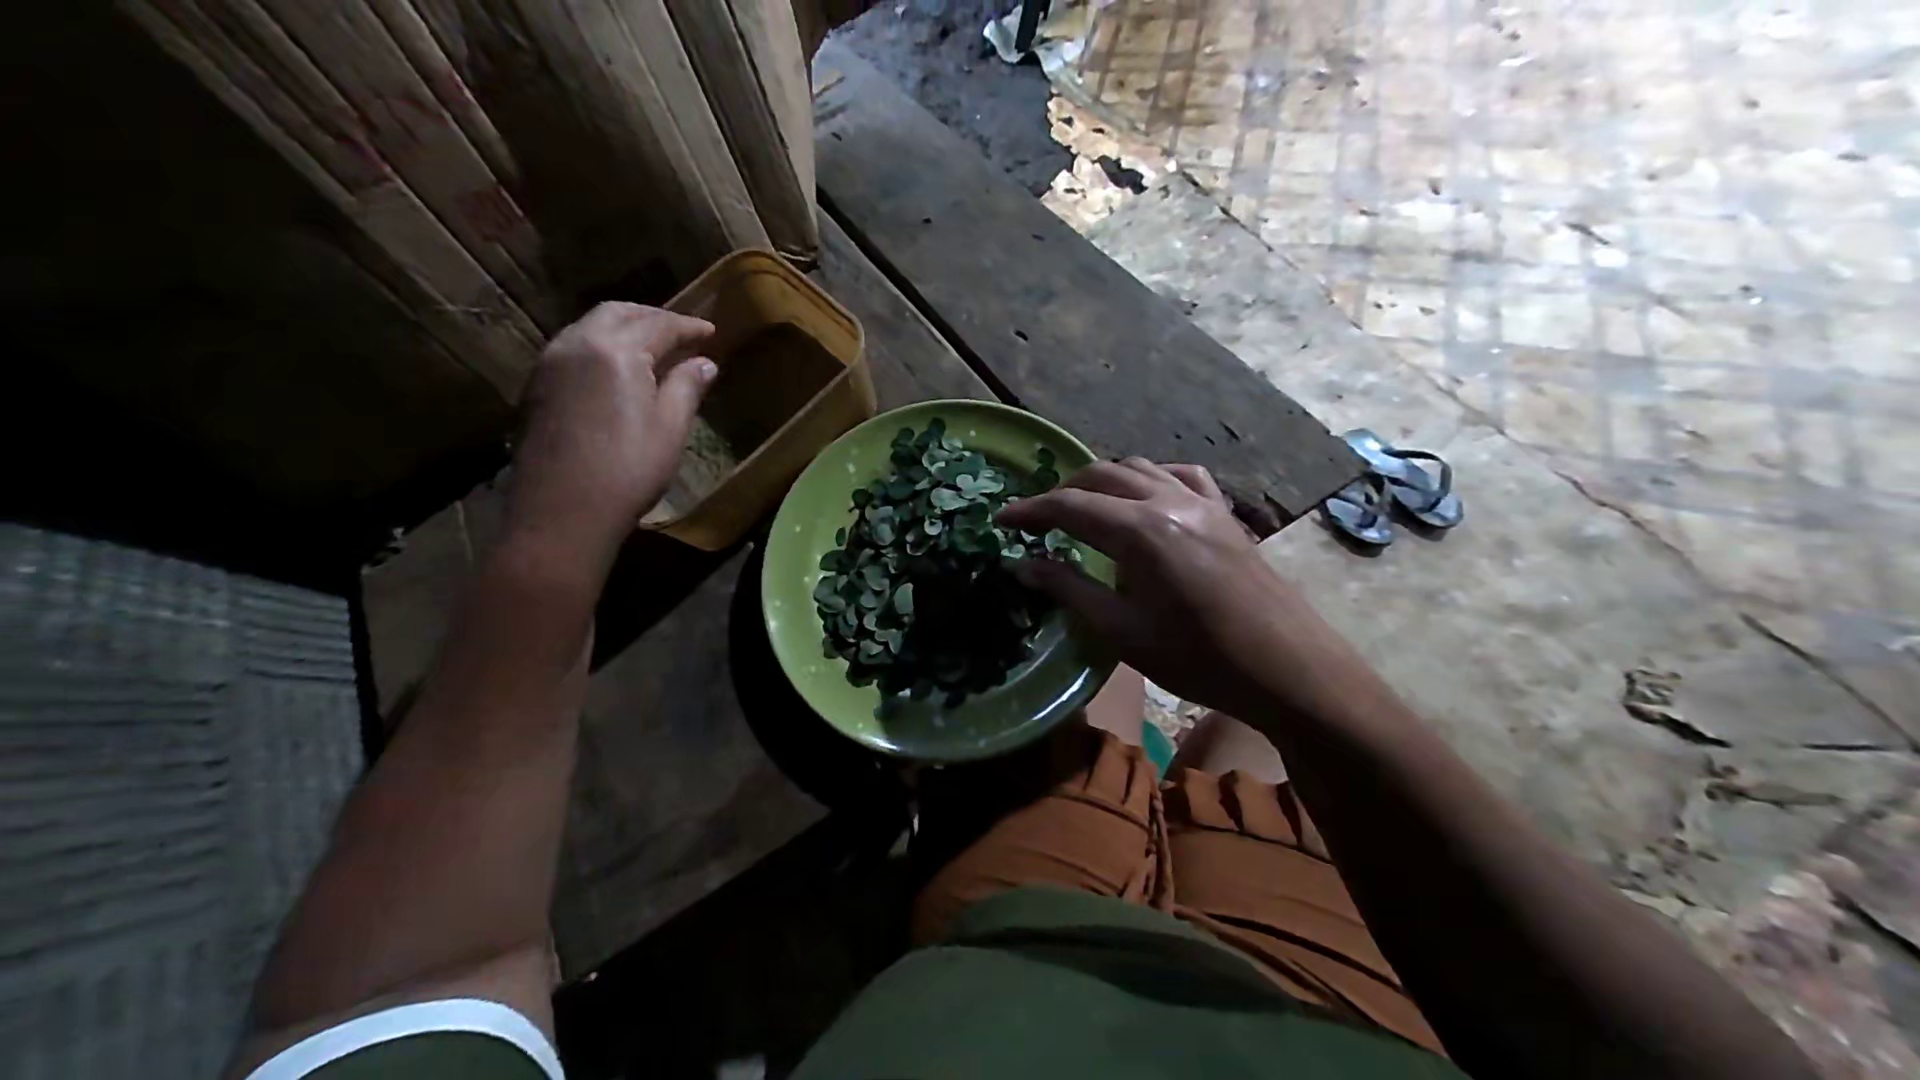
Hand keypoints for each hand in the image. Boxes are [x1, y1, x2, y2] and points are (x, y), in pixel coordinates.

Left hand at [505, 303, 717, 572]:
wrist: (562, 511)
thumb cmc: (628, 470)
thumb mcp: (670, 428)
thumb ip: (687, 387)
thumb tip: (704, 363)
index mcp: (615, 350)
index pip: (659, 325)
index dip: (688, 326)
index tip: (711, 331)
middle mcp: (577, 344)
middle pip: (618, 314)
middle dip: (652, 317)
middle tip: (680, 332)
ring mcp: (550, 364)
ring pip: (590, 328)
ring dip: (624, 328)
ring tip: (650, 346)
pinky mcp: (536, 387)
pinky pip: (573, 349)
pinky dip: (601, 346)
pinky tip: (616, 369)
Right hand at [998, 458, 1343, 717]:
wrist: (1287, 669)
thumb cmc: (1199, 658)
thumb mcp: (1122, 632)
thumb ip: (1069, 589)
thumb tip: (1023, 565)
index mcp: (1140, 531)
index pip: (1070, 506)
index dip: (1030, 510)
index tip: (1001, 519)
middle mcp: (1169, 501)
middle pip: (1102, 475)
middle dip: (1062, 491)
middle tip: (1038, 520)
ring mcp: (1203, 502)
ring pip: (1140, 468)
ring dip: (1102, 481)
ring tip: (1082, 508)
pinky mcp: (1225, 514)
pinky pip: (1181, 476)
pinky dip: (1150, 479)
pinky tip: (1144, 499)